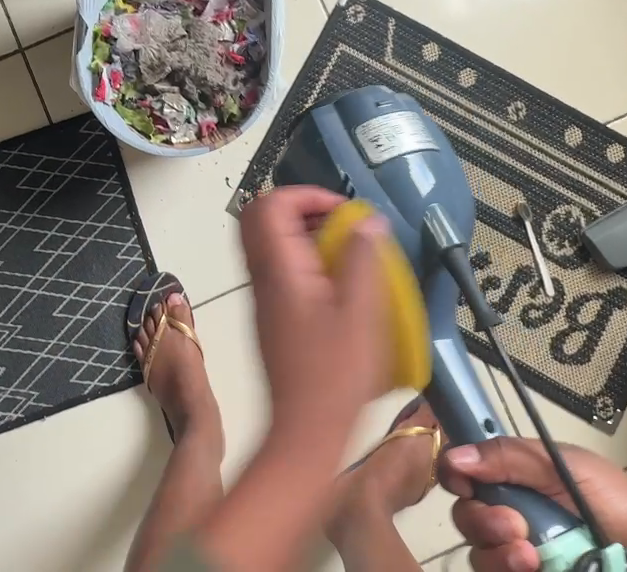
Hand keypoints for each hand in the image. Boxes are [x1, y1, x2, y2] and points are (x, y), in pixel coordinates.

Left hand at [238, 185, 391, 452]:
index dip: (306, 194)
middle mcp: (262, 277)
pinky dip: (303, 257)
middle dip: (300, 207)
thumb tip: (366, 221)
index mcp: (279, 271)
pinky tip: (337, 281)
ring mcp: (263, 296)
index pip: (271, 205)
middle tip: (338, 220)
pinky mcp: (271, 313)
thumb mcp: (360, 314)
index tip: (343, 210)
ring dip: (302, 231)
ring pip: (267, 240)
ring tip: (344, 248)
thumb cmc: (334, 378)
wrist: (305, 432)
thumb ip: (362, 260)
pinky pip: (277, 266)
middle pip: (260, 216)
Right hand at [439, 438, 626, 571]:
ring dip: (497, 555)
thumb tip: (454, 455)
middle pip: (465, 518)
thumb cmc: (619, 503)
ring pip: (479, 556)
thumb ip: (509, 457)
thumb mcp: (564, 467)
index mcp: (514, 478)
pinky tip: (532, 571)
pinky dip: (506, 571)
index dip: (457, 478)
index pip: (464, 474)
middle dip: (482, 522)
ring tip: (531, 560)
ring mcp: (522, 555)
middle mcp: (512, 515)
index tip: (468, 486)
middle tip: (517, 528)